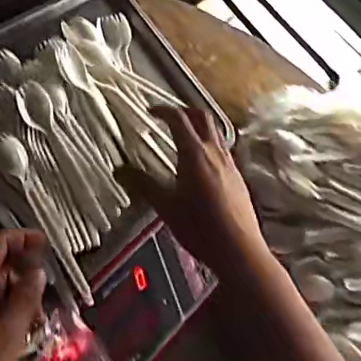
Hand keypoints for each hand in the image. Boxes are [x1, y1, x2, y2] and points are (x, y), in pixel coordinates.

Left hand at [0, 228, 47, 360]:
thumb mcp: (9, 334)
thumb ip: (26, 298)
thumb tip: (39, 271)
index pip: (0, 244)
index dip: (24, 237)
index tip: (44, 241)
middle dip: (23, 274)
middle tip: (44, 288)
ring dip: (15, 297)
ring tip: (35, 316)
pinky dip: (3, 313)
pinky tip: (16, 332)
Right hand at [123, 106, 268, 277]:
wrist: (239, 249)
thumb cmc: (201, 228)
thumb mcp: (166, 207)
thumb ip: (143, 185)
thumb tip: (120, 170)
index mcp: (194, 152)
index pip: (179, 119)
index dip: (164, 110)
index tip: (151, 112)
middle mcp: (214, 151)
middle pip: (201, 116)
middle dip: (184, 111)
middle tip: (169, 117)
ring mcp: (229, 162)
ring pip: (214, 131)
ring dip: (198, 125)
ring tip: (184, 136)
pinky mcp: (237, 175)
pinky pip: (222, 147)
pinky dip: (209, 143)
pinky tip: (201, 163)